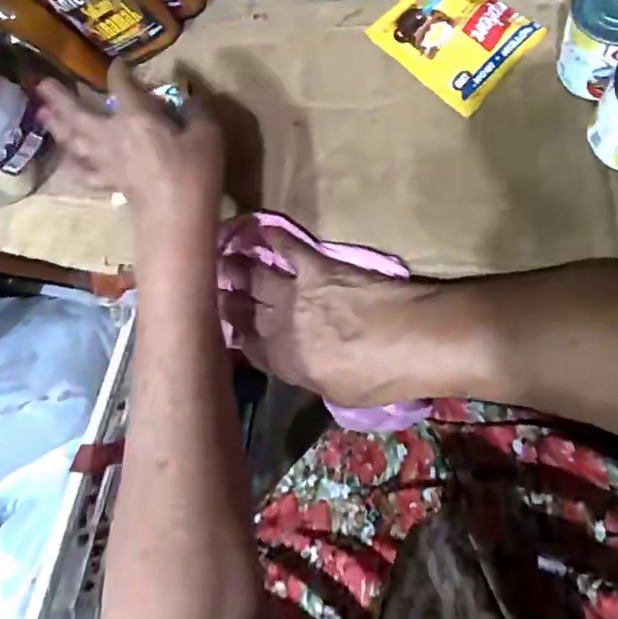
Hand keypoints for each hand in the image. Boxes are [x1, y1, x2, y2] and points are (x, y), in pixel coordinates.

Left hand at [34, 63, 223, 225]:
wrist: (177, 217)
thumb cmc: (194, 171)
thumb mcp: (207, 133)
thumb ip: (197, 111)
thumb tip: (192, 98)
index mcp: (136, 116)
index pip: (121, 85)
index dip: (118, 72)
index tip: (117, 64)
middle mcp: (113, 134)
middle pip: (79, 113)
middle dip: (60, 97)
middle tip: (42, 84)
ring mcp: (107, 161)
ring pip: (74, 140)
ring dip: (57, 125)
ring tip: (42, 113)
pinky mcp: (109, 183)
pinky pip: (83, 172)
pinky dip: (72, 164)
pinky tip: (64, 159)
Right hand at [219, 227, 428, 406]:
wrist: (407, 339)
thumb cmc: (377, 377)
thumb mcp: (335, 391)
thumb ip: (307, 372)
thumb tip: (299, 361)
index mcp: (284, 360)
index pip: (248, 345)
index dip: (234, 334)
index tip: (225, 325)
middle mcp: (280, 324)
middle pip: (244, 309)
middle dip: (224, 298)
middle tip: (210, 285)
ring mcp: (295, 292)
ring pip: (255, 275)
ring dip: (236, 266)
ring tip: (221, 257)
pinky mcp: (315, 266)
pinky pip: (287, 246)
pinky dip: (273, 236)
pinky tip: (259, 227)